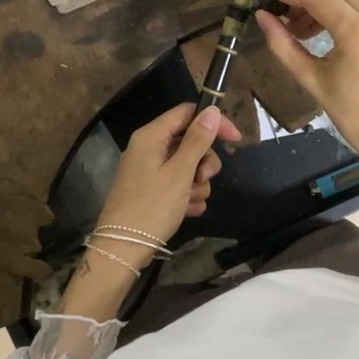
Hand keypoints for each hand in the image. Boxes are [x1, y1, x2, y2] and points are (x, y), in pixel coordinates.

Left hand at [94, 103, 241, 265]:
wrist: (123, 248)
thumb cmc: (151, 207)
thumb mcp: (179, 172)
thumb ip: (197, 141)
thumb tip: (212, 110)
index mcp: (151, 137)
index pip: (187, 113)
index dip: (212, 122)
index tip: (235, 140)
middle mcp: (149, 149)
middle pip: (190, 142)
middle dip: (204, 162)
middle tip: (203, 179)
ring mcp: (149, 171)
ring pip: (187, 166)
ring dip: (197, 184)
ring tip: (191, 201)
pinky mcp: (152, 191)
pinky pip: (179, 185)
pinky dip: (187, 196)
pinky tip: (187, 210)